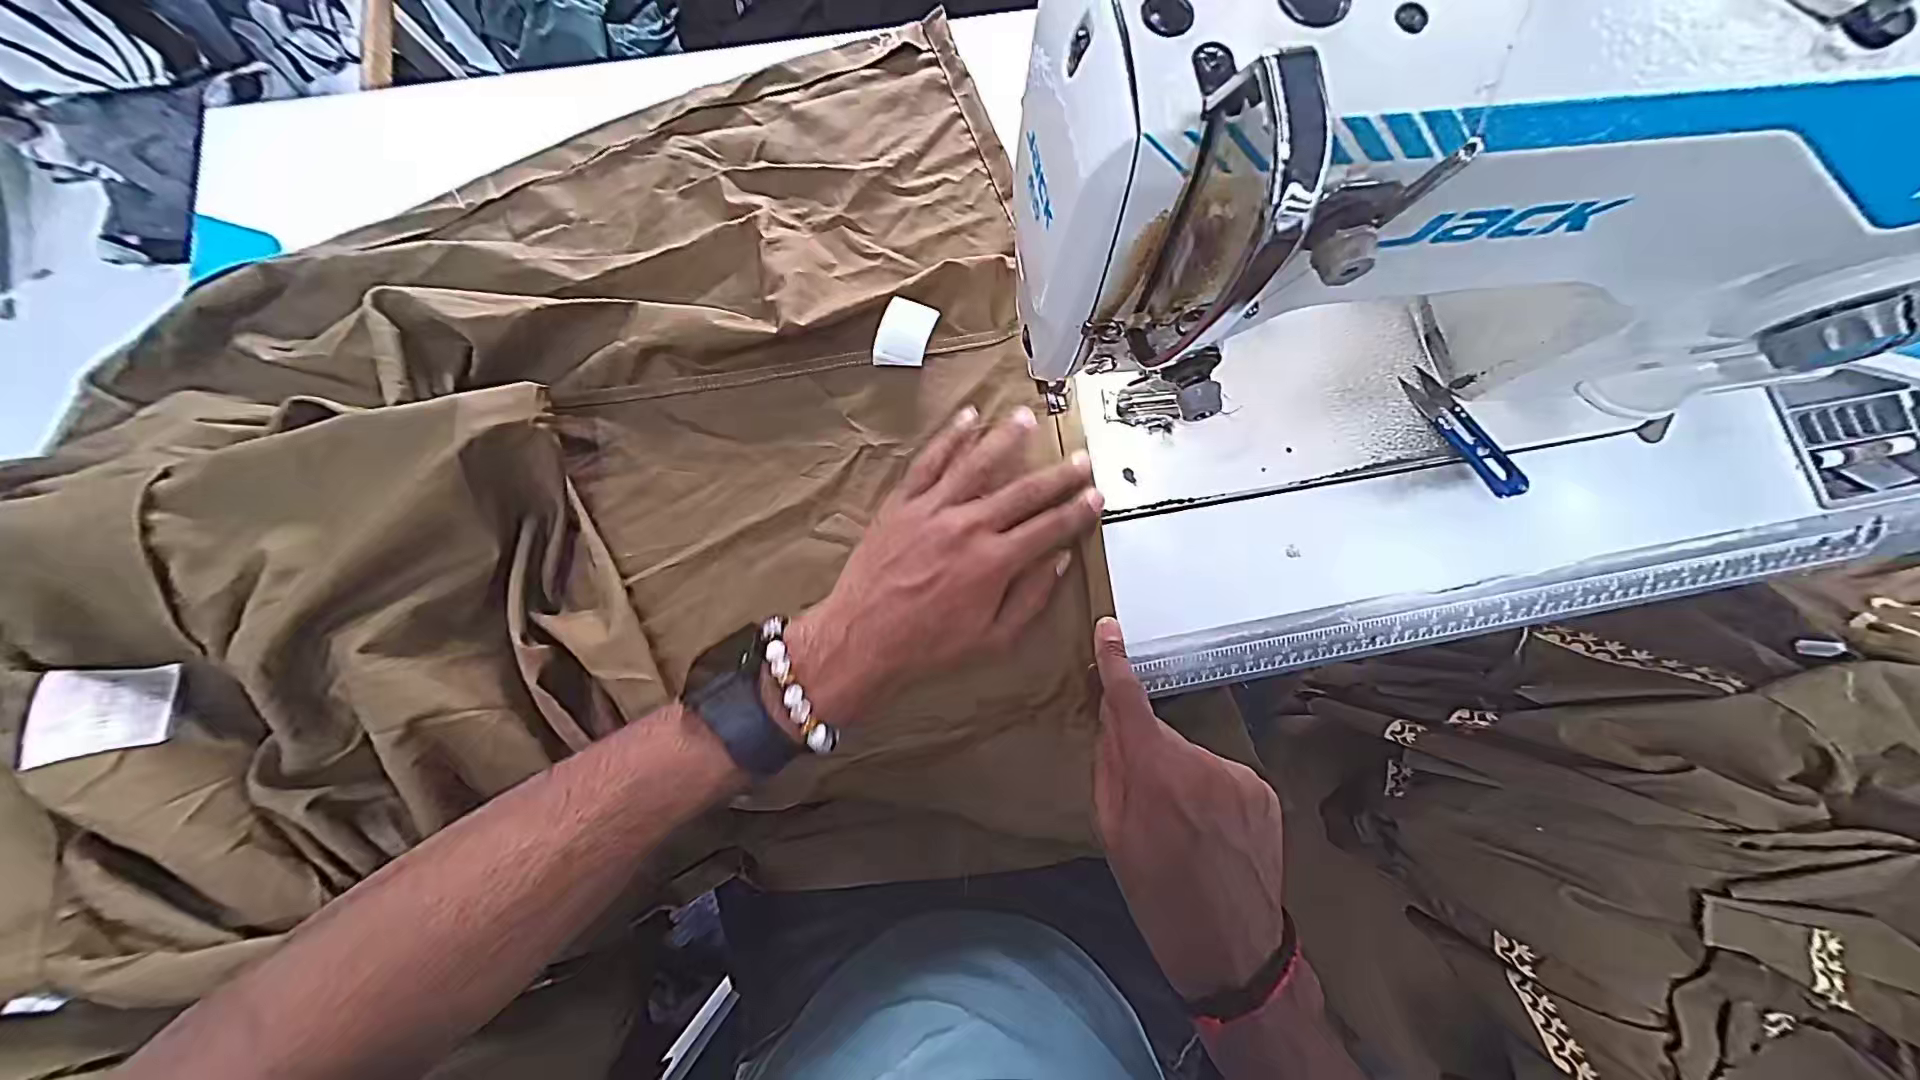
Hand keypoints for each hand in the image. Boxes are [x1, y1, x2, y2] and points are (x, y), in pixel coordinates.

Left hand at [785, 405, 1102, 722]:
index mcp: (993, 562)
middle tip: (1079, 459)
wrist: (862, 639)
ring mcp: (932, 511)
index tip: (1093, 496)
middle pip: (1024, 491)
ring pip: (978, 464)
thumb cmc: (924, 646)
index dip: (1077, 510)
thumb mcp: (993, 639)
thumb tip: (1058, 564)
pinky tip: (966, 419)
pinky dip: (950, 437)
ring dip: (1006, 439)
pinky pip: (929, 462)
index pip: (1049, 527)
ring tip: (1026, 419)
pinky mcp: (902, 505)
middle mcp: (967, 528)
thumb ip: (1031, 598)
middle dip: (1058, 474)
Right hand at [1092, 617, 1288, 1000]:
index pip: (1128, 701)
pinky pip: (1220, 772)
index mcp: (1154, 773)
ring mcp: (1238, 775)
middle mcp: (1200, 763)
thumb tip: (1110, 719)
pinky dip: (1210, 789)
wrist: (1232, 950)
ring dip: (1181, 775)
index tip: (1109, 628)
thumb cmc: (1156, 894)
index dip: (1116, 662)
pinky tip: (1214, 829)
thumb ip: (1110, 766)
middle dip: (1148, 752)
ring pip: (1192, 754)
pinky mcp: (1262, 788)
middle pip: (1160, 734)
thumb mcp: (1112, 832)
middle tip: (1147, 802)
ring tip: (1185, 826)